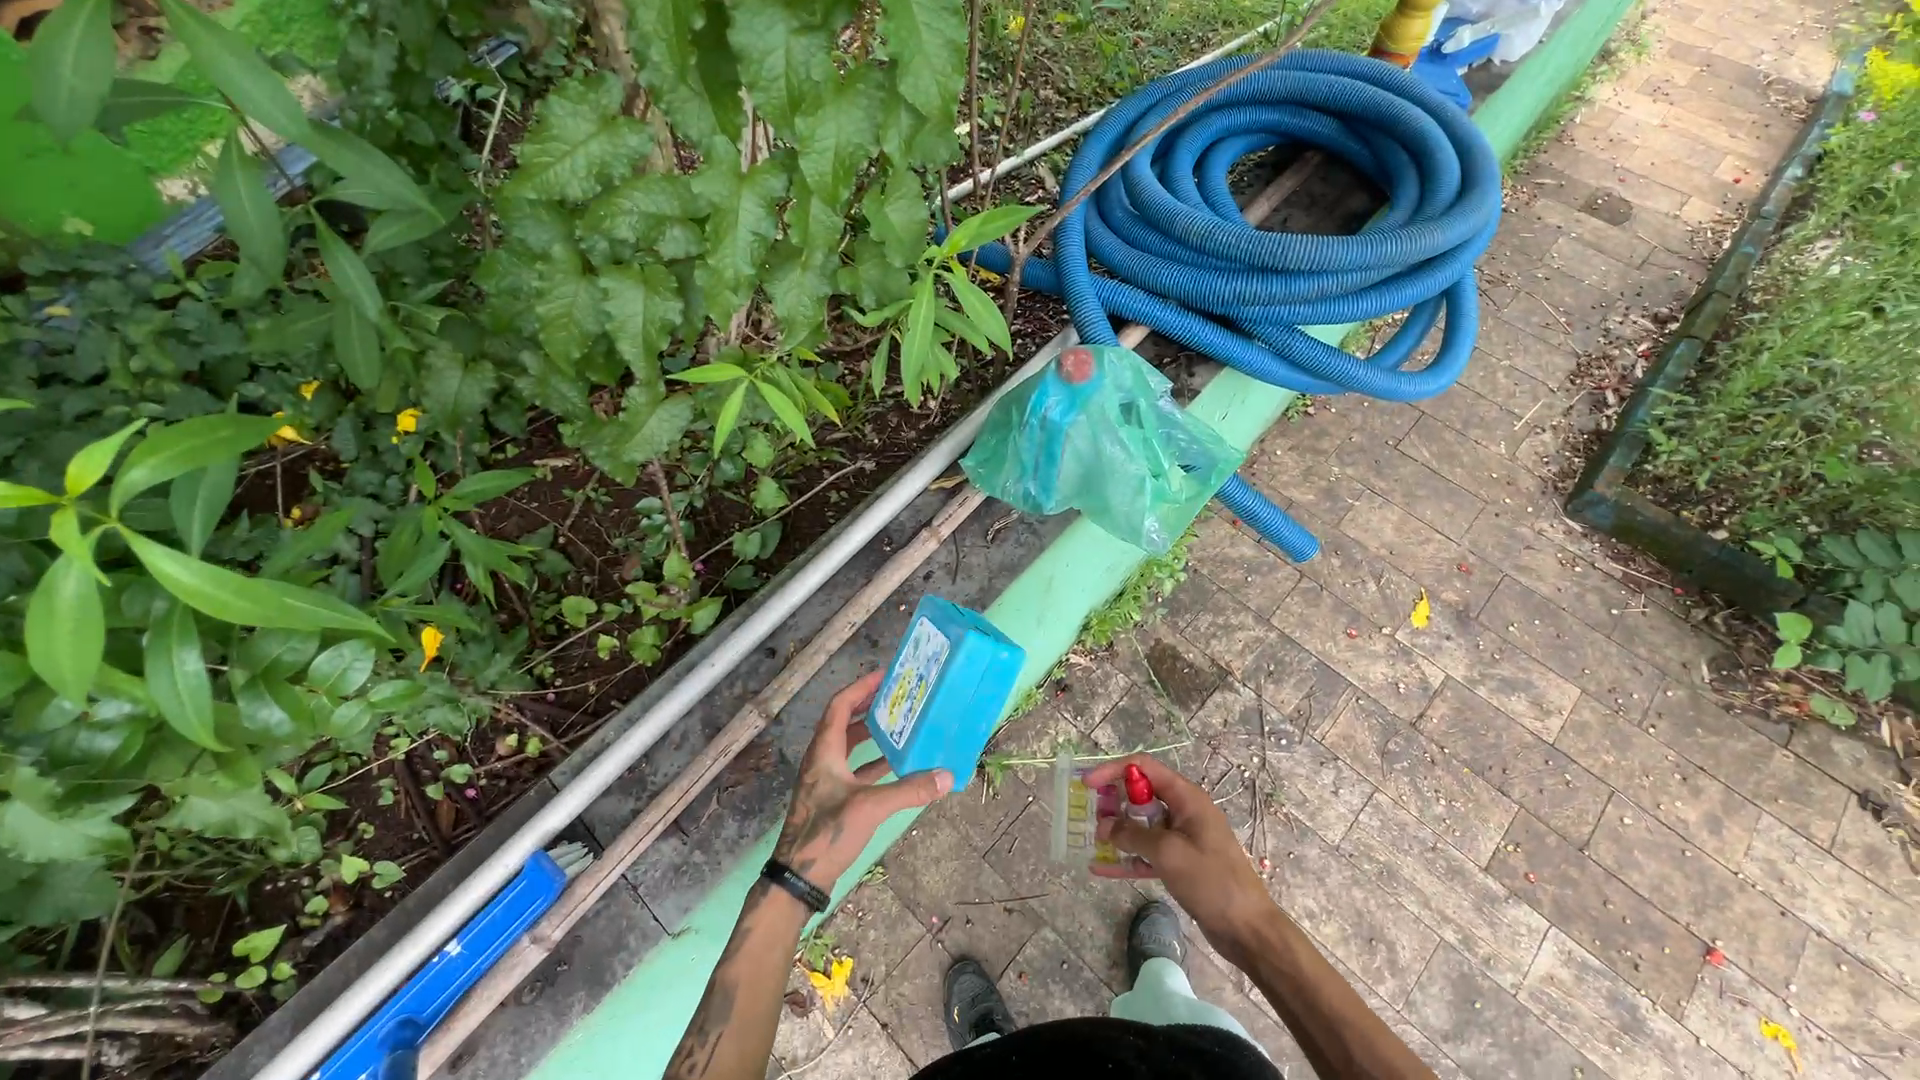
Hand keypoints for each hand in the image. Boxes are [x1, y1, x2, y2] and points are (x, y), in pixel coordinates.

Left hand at [773, 672, 953, 892]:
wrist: (799, 876)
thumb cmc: (827, 832)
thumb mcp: (870, 807)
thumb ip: (909, 790)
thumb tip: (946, 776)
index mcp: (824, 751)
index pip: (839, 706)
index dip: (860, 688)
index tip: (885, 676)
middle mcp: (822, 760)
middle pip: (844, 722)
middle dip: (869, 708)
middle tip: (898, 698)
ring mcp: (825, 780)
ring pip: (850, 747)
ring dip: (872, 735)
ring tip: (902, 726)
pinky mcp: (832, 800)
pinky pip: (855, 770)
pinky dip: (873, 763)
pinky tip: (896, 766)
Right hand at [1085, 754, 1276, 966]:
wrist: (1246, 928)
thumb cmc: (1211, 881)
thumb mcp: (1168, 852)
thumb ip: (1133, 834)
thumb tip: (1105, 826)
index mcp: (1186, 798)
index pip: (1145, 768)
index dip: (1114, 771)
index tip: (1088, 784)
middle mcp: (1184, 812)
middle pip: (1142, 794)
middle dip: (1115, 802)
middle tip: (1093, 819)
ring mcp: (1182, 838)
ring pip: (1143, 824)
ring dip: (1119, 830)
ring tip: (1095, 841)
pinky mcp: (1180, 863)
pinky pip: (1147, 852)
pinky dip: (1128, 856)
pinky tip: (1102, 868)